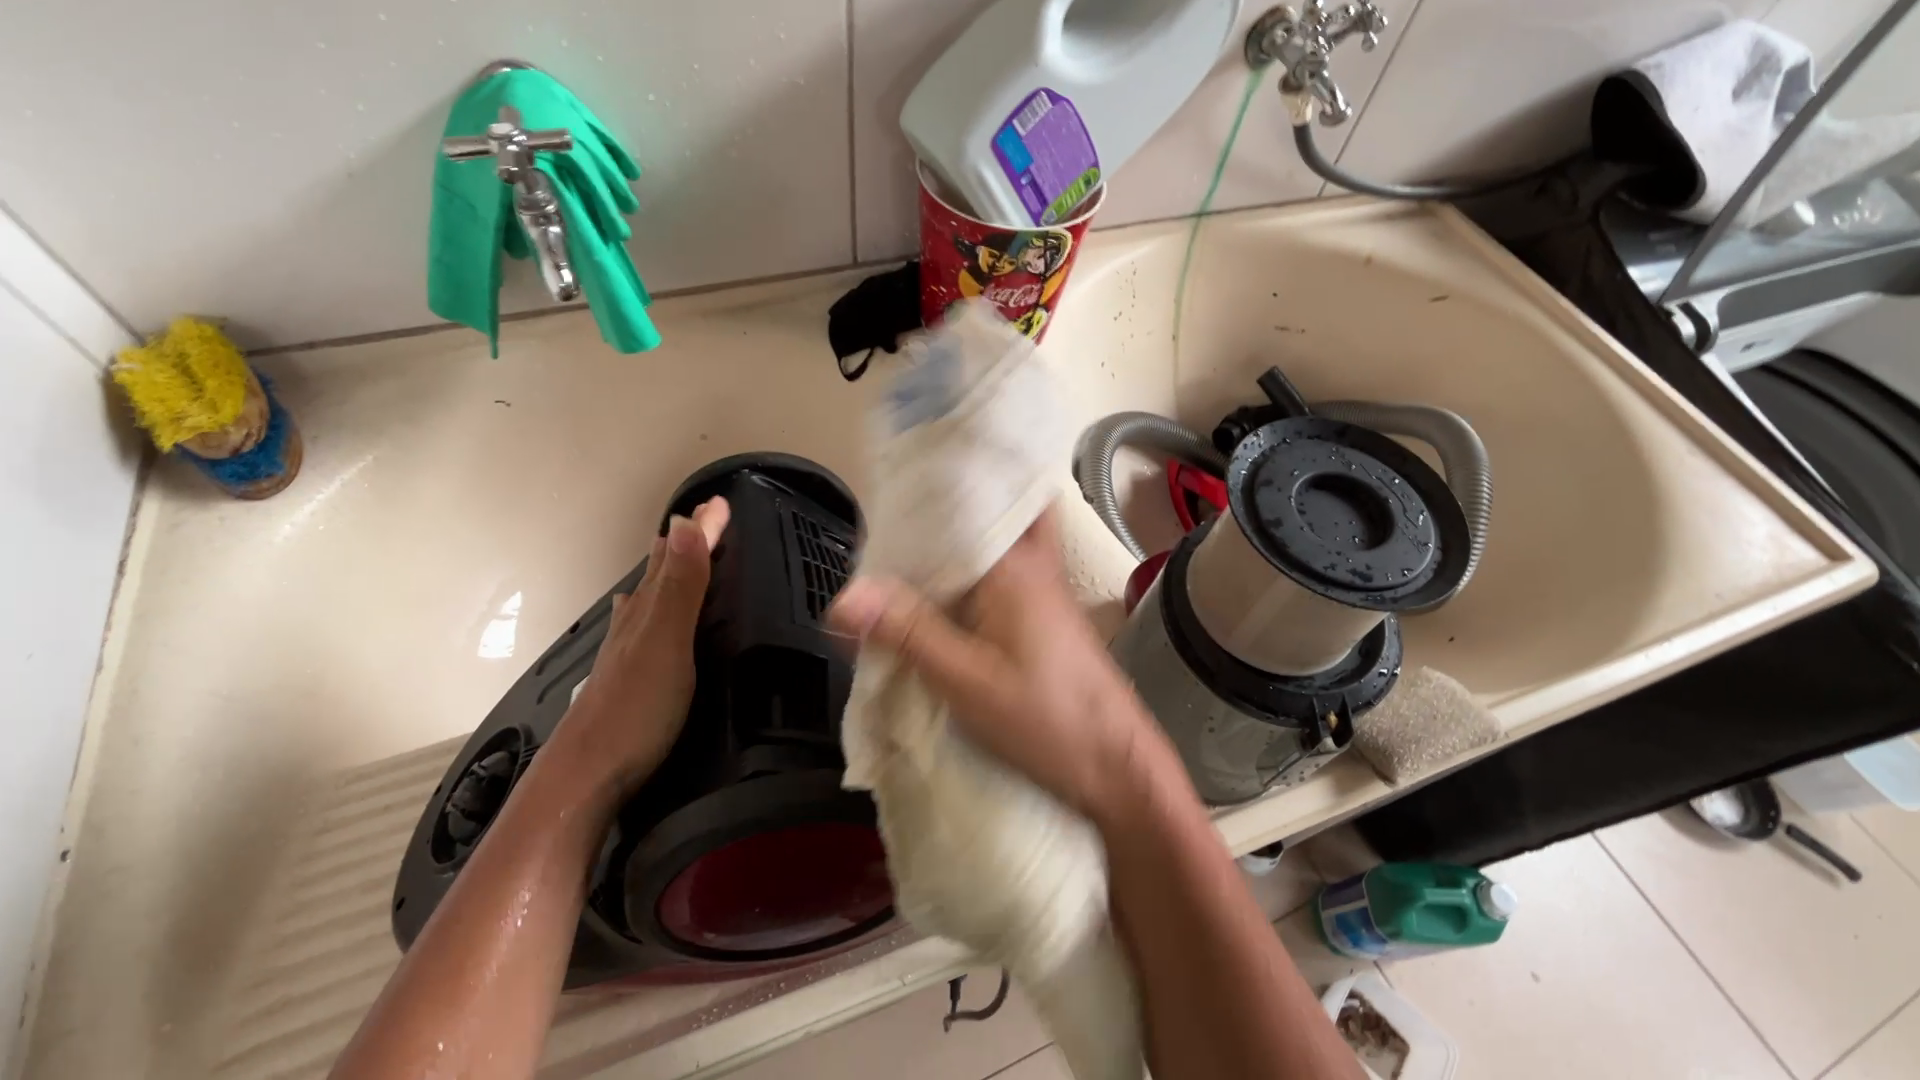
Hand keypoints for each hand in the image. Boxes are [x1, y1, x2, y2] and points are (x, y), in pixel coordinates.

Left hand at [557, 497, 729, 795]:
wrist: (588, 776)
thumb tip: (683, 522)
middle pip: (658, 575)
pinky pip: (642, 631)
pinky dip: (651, 613)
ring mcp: (626, 656)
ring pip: (647, 602)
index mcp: (648, 612)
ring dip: (665, 576)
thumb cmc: (636, 708)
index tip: (721, 504)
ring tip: (672, 557)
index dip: (700, 532)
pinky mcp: (627, 684)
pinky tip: (640, 622)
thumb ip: (681, 587)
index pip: (677, 559)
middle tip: (701, 521)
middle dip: (681, 545)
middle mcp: (634, 626)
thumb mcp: (667, 641)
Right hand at [827, 509, 1172, 820]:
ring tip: (900, 559)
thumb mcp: (965, 680)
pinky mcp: (1042, 618)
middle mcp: (1034, 565)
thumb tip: (845, 597)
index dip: (925, 497)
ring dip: (951, 551)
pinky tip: (934, 603)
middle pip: (984, 515)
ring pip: (990, 548)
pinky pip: (996, 579)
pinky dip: (965, 581)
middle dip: (940, 516)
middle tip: (891, 524)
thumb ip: (907, 633)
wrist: (1117, 765)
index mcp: (1015, 565)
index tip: (883, 500)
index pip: (965, 503)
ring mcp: (1042, 590)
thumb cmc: (1049, 721)